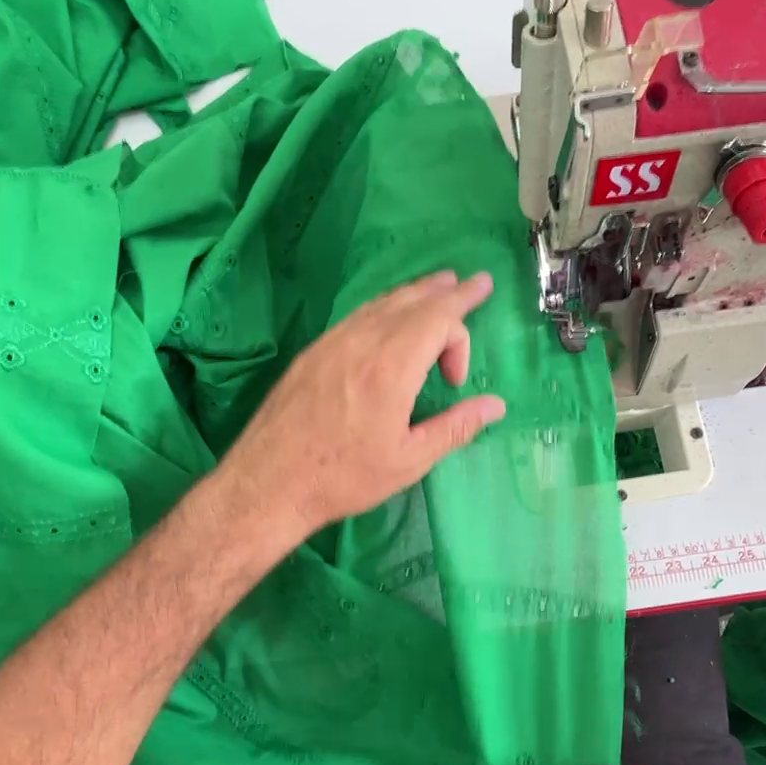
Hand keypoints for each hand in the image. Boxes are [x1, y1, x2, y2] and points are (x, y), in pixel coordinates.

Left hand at [221, 271, 506, 537]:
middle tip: (475, 282)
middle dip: (448, 292)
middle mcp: (362, 342)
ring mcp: (333, 342)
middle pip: (413, 300)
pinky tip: (388, 316)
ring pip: (382, 303)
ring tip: (438, 286)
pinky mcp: (313, 352)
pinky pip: (358, 315)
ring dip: (416, 294)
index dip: (461, 338)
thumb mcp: (410, 460)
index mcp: (392, 366)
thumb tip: (496, 405)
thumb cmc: (344, 477)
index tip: (456, 381)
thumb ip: (456, 427)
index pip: (439, 320)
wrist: (270, 482)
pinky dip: (385, 307)